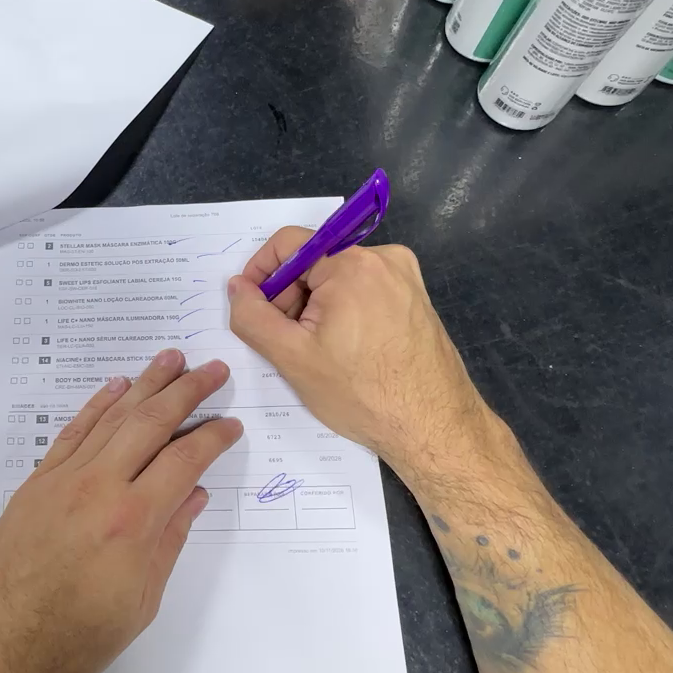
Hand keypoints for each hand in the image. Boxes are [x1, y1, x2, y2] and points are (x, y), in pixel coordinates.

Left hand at [0, 348, 241, 672]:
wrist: (0, 646)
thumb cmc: (78, 637)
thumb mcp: (141, 601)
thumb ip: (170, 539)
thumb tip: (195, 493)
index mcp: (132, 520)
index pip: (184, 460)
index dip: (212, 437)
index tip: (231, 423)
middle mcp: (99, 486)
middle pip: (151, 423)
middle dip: (186, 391)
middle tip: (213, 369)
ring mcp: (64, 478)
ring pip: (113, 417)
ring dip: (146, 383)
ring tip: (171, 358)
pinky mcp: (38, 480)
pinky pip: (74, 431)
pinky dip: (98, 404)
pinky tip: (117, 386)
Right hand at [226, 229, 488, 481]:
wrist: (435, 430)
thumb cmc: (361, 394)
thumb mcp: (292, 357)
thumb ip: (253, 316)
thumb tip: (236, 287)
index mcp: (352, 263)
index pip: (288, 242)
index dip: (260, 272)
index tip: (253, 307)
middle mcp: (384, 259)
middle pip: (314, 260)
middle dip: (290, 295)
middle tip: (285, 340)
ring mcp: (405, 278)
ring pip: (338, 278)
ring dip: (316, 307)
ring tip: (317, 353)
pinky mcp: (416, 298)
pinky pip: (364, 291)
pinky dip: (344, 312)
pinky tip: (344, 352)